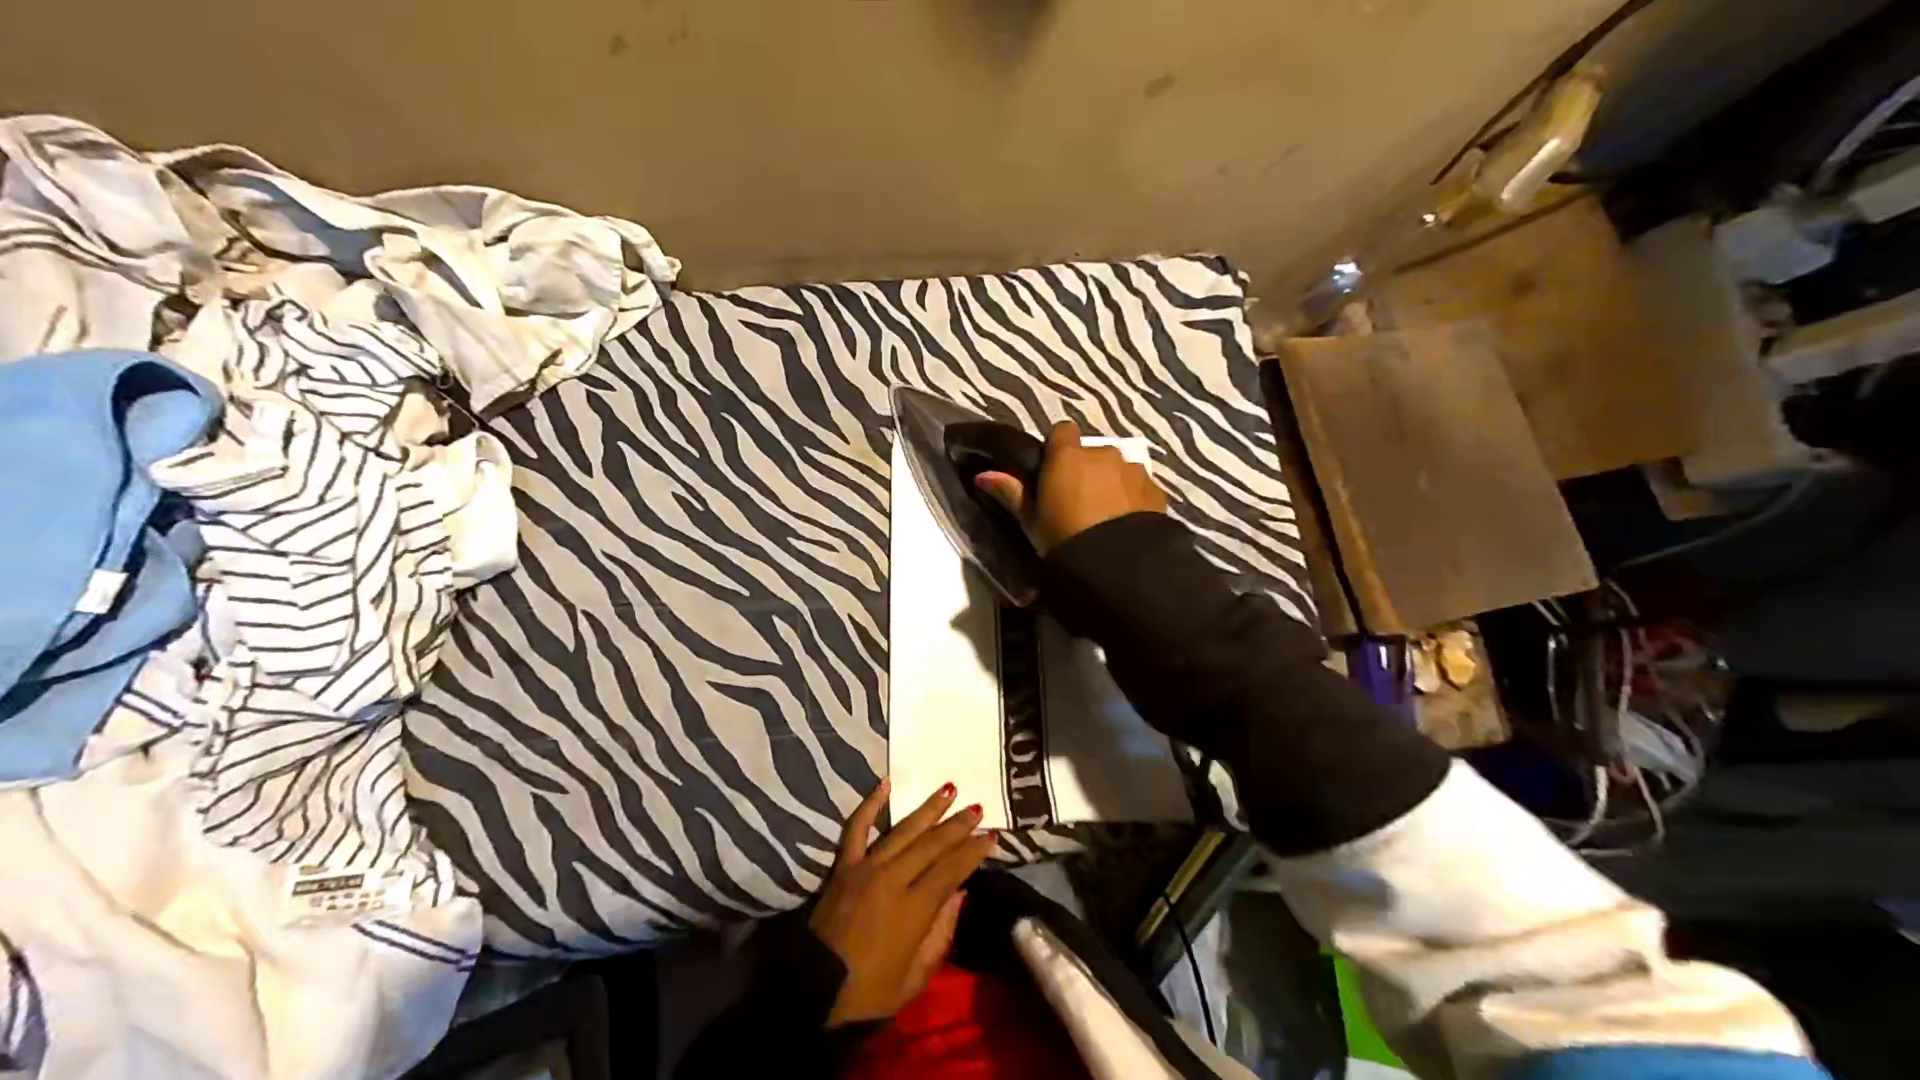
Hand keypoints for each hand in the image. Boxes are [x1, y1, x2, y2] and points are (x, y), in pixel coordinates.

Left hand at [810, 778, 996, 1026]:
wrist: (812, 989)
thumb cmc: (868, 992)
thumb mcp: (914, 979)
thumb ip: (941, 933)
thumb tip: (960, 893)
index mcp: (913, 909)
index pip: (951, 870)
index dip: (974, 852)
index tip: (992, 836)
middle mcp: (892, 879)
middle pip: (931, 845)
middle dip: (958, 825)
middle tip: (977, 808)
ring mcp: (865, 868)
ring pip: (903, 830)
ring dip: (928, 809)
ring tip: (949, 789)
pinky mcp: (842, 865)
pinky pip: (857, 828)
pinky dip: (871, 804)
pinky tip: (885, 784)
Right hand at [975, 420, 1167, 552]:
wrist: (1119, 568)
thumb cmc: (1065, 540)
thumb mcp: (1031, 522)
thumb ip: (1010, 492)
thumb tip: (982, 475)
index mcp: (1068, 456)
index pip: (1061, 432)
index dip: (1057, 449)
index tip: (1052, 474)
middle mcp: (1104, 454)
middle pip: (1092, 454)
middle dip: (1087, 472)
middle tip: (1077, 505)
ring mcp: (1134, 471)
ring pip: (1118, 471)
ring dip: (1112, 485)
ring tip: (1105, 520)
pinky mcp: (1157, 492)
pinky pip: (1139, 490)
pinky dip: (1133, 501)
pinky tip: (1127, 527)